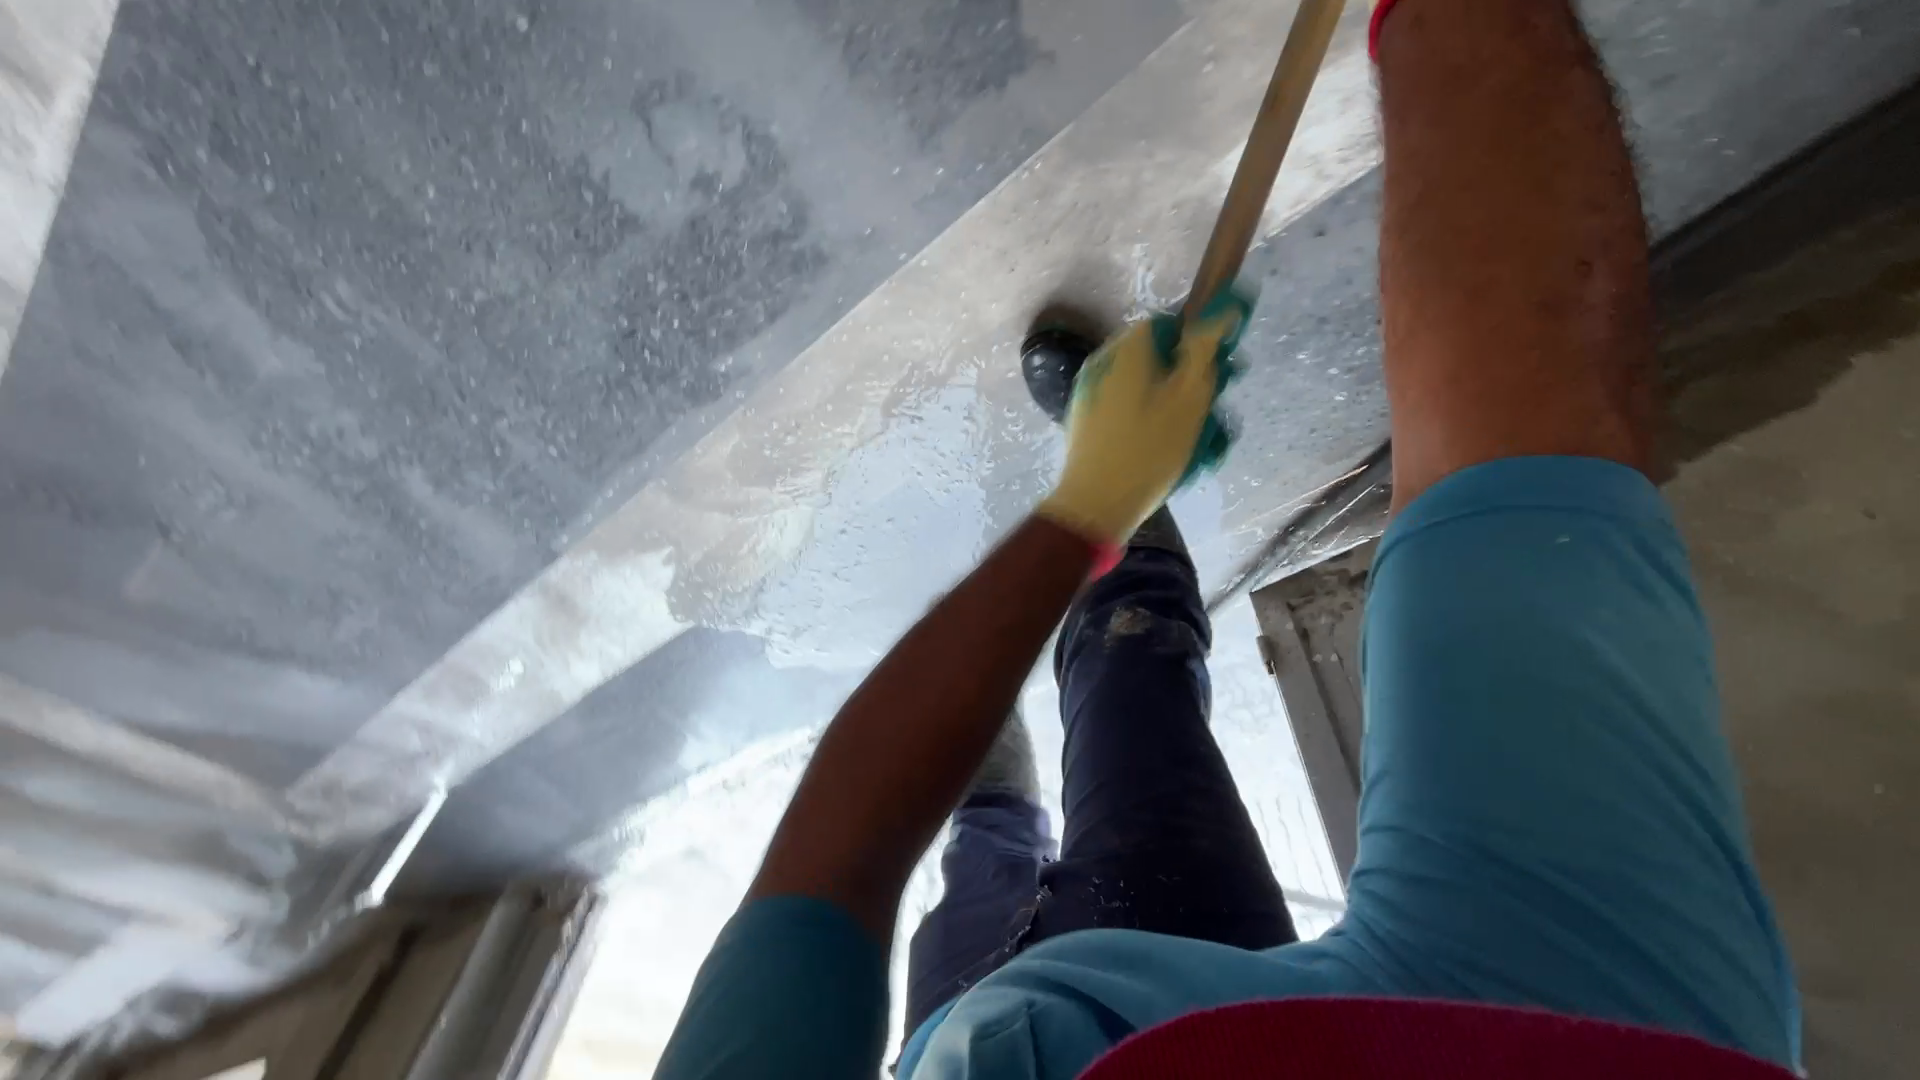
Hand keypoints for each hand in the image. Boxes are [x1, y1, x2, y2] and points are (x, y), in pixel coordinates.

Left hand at [1036, 311, 1240, 545]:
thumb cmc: (1148, 449)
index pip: (1169, 325)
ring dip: (1175, 406)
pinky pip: (1127, 411)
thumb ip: (1205, 349)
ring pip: (1145, 388)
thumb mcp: (1189, 397)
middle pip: (1157, 358)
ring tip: (1199, 439)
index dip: (1199, 343)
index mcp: (1126, 348)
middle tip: (1214, 408)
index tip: (1221, 371)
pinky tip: (1169, 452)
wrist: (1094, 504)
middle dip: (1190, 379)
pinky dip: (1151, 422)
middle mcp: (1102, 363)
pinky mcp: (1086, 422)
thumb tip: (1220, 311)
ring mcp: (1090, 393)